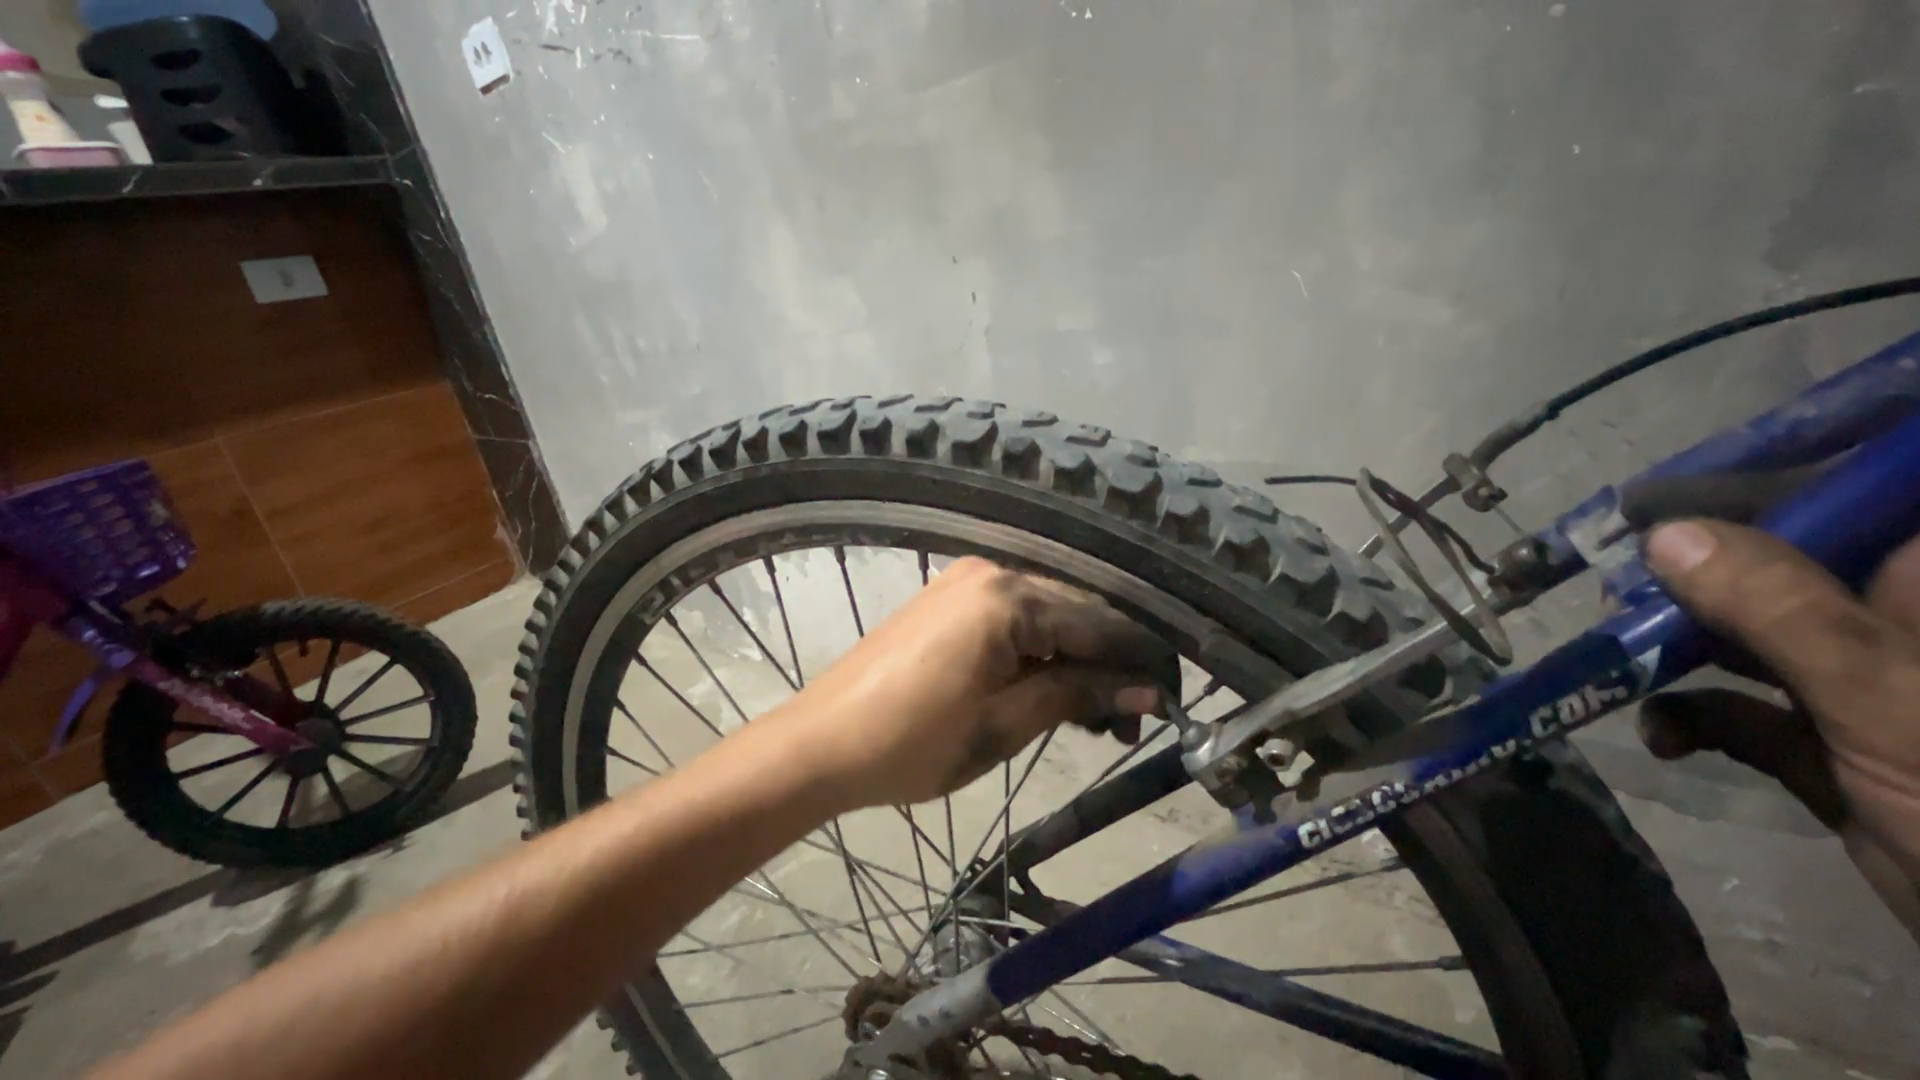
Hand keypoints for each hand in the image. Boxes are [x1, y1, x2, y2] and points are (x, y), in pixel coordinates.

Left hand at [766, 557, 1176, 809]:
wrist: (821, 744)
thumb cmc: (912, 742)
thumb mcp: (1004, 724)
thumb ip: (1077, 695)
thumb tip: (1146, 690)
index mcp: (1008, 596)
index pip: (1099, 623)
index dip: (1139, 663)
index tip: (1170, 702)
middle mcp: (992, 571)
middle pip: (1075, 612)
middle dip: (1109, 665)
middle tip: (1129, 725)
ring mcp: (966, 581)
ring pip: (1046, 615)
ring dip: (1075, 661)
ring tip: (1095, 720)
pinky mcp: (949, 599)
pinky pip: (1014, 618)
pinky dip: (1039, 652)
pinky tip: (1052, 689)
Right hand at [1639, 520, 1919, 917]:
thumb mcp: (1885, 691)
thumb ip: (1778, 607)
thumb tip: (1665, 534)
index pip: (1846, 505)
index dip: (1756, 486)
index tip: (1656, 496)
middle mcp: (1892, 631)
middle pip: (1778, 570)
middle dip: (1690, 573)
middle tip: (1613, 580)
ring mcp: (1860, 695)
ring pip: (1746, 641)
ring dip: (1675, 647)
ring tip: (1615, 651)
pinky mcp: (1826, 754)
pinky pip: (1739, 717)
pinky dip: (1690, 721)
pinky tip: (1662, 736)